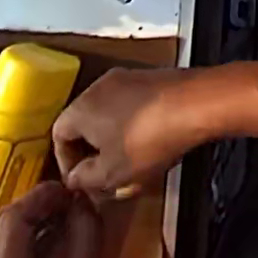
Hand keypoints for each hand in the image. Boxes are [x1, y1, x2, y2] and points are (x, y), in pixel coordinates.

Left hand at [0, 182, 101, 257]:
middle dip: (35, 207)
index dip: (43, 195)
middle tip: (68, 203)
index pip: (11, 217)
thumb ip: (85, 232)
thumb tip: (83, 200)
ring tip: (63, 223)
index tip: (71, 191)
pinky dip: (22, 248)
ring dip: (28, 226)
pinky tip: (50, 251)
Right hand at [54, 68, 205, 197]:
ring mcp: (133, 76)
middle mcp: (104, 84)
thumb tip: (76, 177)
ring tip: (134, 164)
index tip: (82, 180)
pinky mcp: (158, 77)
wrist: (198, 102)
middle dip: (96, 151)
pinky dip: (140, 124)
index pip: (59, 134)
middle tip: (107, 175)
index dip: (67, 162)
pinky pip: (138, 104)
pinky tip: (156, 142)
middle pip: (88, 122)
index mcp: (83, 105)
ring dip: (119, 139)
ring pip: (114, 113)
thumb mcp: (111, 172)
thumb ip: (85, 179)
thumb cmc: (148, 139)